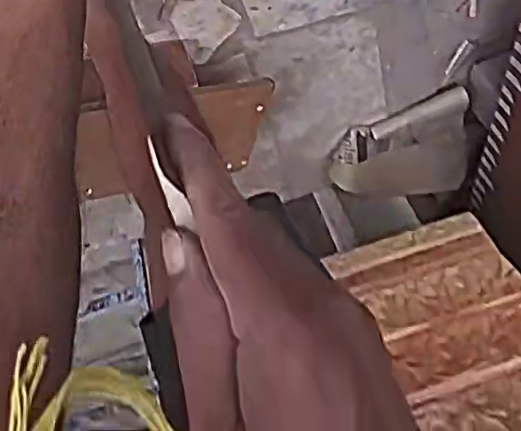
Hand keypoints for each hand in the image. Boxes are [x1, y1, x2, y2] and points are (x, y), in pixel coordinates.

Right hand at [159, 115, 417, 430]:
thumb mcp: (214, 422)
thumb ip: (195, 325)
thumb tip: (176, 241)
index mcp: (282, 326)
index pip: (227, 218)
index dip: (195, 162)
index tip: (171, 120)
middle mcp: (325, 306)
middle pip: (247, 231)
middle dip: (202, 208)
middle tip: (160, 194)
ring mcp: (350, 319)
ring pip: (272, 254)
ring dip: (229, 245)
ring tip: (192, 261)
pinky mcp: (360, 334)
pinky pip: (297, 282)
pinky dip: (258, 274)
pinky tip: (237, 303)